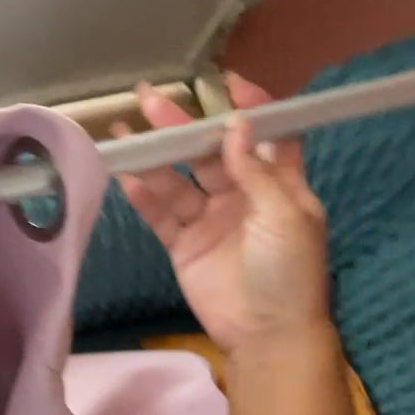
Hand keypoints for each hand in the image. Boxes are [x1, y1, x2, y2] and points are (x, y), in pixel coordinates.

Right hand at [114, 73, 332, 355]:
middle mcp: (242, 196)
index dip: (248, 107)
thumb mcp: (284, 214)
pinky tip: (127, 176)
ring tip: (124, 133)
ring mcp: (209, 220)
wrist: (265, 330)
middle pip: (209, 152)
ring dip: (154, 157)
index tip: (225, 84)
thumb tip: (235, 127)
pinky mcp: (183, 245)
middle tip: (151, 99)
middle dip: (182, 125)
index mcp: (279, 183)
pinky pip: (161, 215)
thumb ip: (257, 171)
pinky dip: (145, 196)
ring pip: (178, 181)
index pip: (264, 134)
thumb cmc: (289, 270)